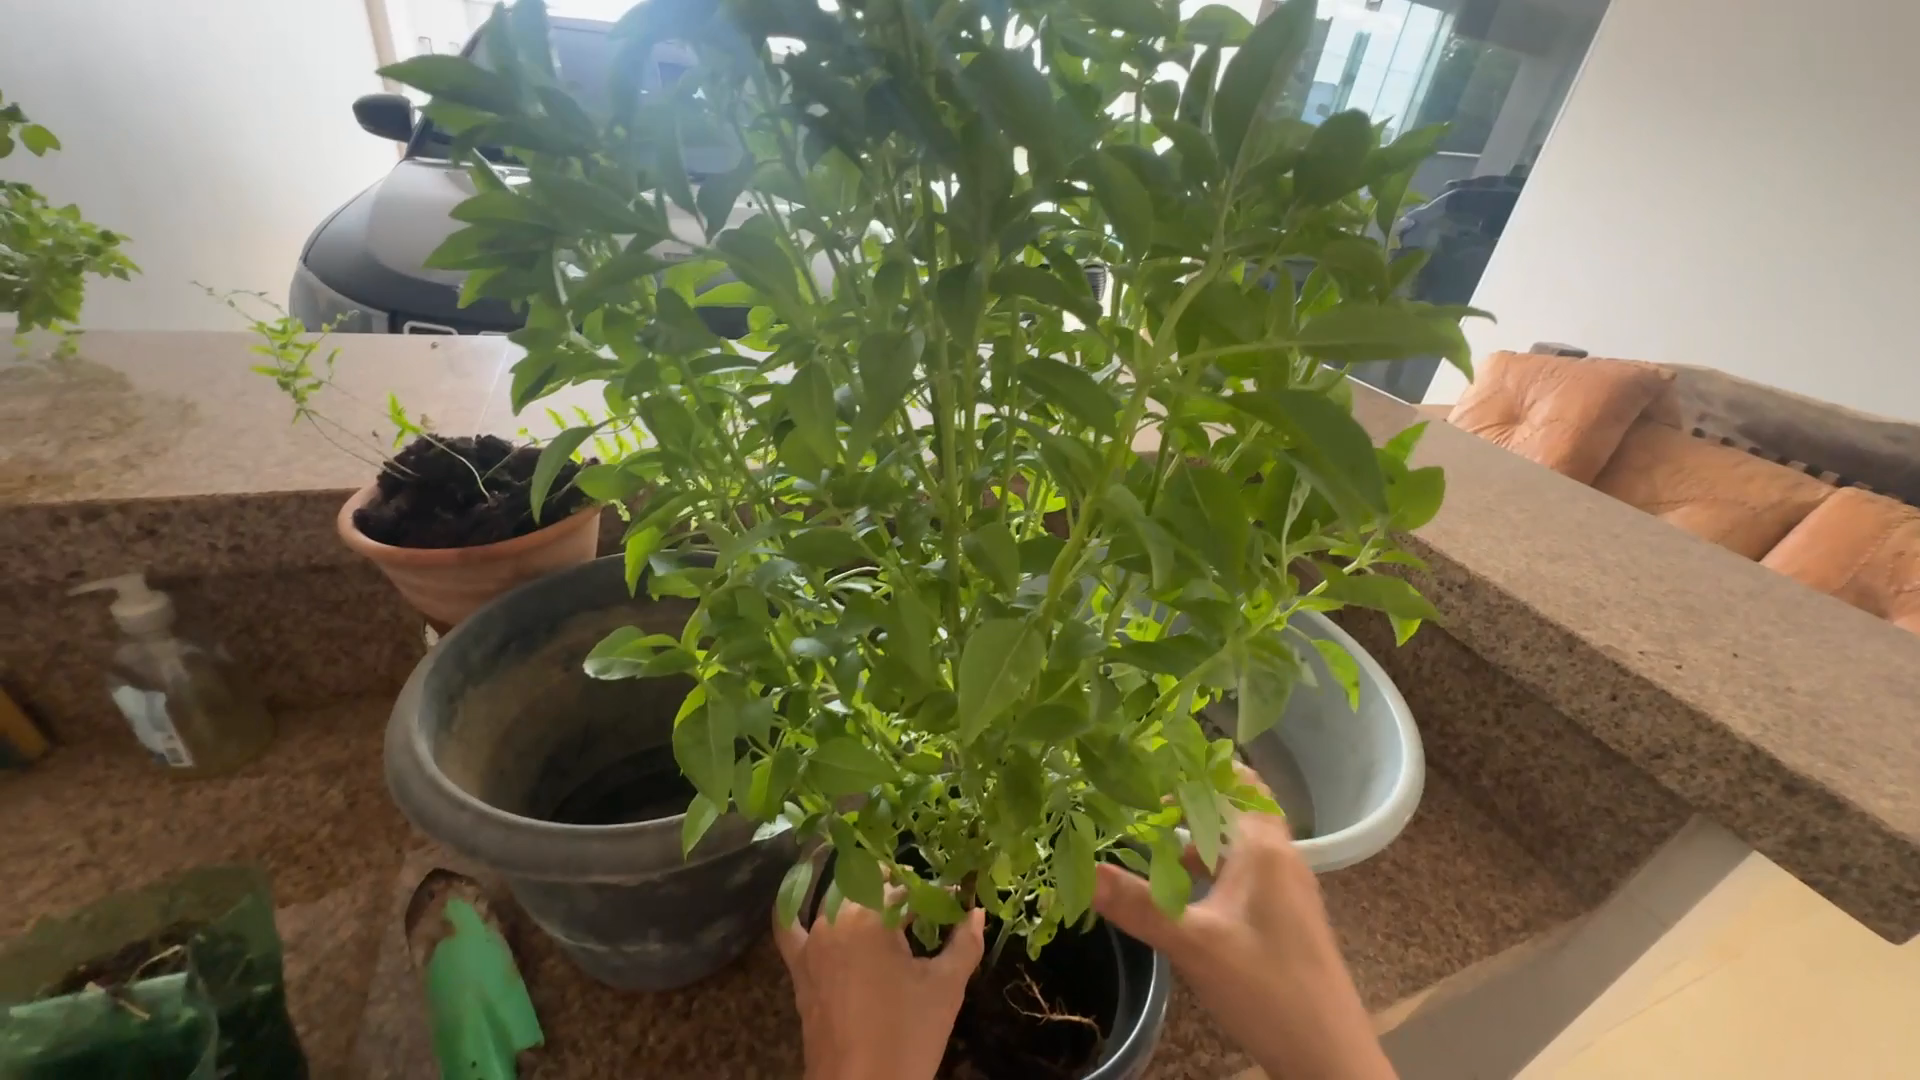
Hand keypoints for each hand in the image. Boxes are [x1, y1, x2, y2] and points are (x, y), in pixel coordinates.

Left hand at [775, 882, 986, 1079]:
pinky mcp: (799, 968)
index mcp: (872, 916)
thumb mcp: (945, 987)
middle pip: (872, 888)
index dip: (936, 898)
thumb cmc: (907, 1036)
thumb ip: (965, 943)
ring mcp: (813, 943)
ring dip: (863, 896)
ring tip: (889, 908)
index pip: (909, 892)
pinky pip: (788, 927)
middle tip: (926, 911)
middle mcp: (837, 919)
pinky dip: (792, 906)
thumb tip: (977, 912)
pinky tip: (803, 890)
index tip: (957, 905)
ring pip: (838, 900)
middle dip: (900, 892)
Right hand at [1093, 768, 1395, 1079]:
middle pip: (1232, 809)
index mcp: (1264, 848)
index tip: (1153, 757)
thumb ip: (1137, 904)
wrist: (1330, 1060)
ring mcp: (1285, 889)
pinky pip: (1241, 873)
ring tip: (1147, 840)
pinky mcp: (1283, 917)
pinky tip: (1179, 891)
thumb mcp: (1194, 944)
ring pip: (1235, 844)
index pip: (1237, 780)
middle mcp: (1279, 857)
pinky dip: (1209, 869)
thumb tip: (1081, 868)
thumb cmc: (1268, 988)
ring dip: (1196, 838)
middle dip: (1187, 801)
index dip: (1199, 765)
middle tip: (1137, 797)